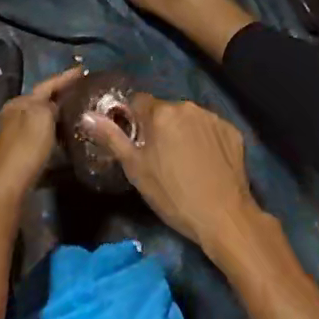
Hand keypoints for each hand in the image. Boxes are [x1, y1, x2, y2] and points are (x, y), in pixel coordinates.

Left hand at [0, 66, 82, 199]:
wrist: (9, 185)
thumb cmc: (27, 145)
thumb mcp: (42, 116)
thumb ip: (51, 104)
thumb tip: (56, 104)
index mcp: (19, 102)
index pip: (46, 84)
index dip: (65, 77)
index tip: (82, 70)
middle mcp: (14, 114)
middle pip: (41, 99)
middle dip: (60, 94)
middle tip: (80, 88)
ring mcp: (15, 133)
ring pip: (41, 116)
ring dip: (57, 112)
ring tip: (76, 108)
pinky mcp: (20, 151)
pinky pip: (41, 131)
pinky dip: (53, 128)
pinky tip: (64, 131)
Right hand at [83, 94, 260, 251]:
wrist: (224, 216)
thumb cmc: (173, 196)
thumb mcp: (136, 170)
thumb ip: (111, 138)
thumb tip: (87, 115)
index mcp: (161, 112)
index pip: (138, 102)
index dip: (133, 120)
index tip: (136, 142)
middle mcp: (187, 106)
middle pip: (165, 110)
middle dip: (159, 127)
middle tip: (159, 158)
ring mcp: (212, 117)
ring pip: (188, 119)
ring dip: (183, 132)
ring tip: (184, 163)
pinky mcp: (232, 130)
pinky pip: (211, 129)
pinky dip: (206, 141)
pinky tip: (206, 164)